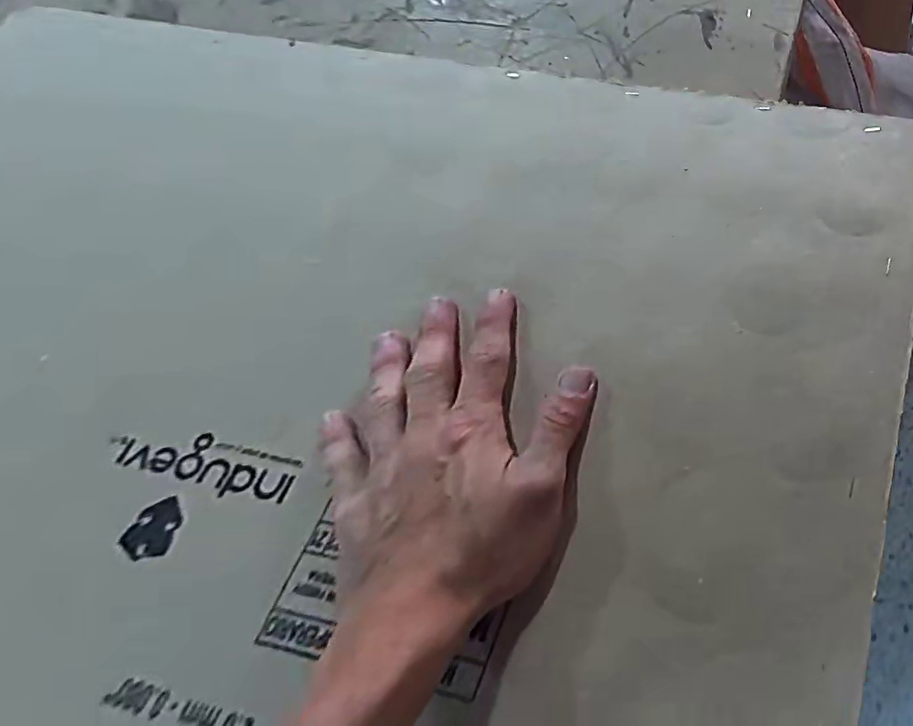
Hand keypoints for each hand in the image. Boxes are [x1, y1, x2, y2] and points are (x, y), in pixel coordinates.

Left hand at [318, 291, 598, 642]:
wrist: (410, 616)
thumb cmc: (488, 549)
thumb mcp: (542, 487)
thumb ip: (558, 427)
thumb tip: (580, 372)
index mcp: (472, 429)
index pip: (488, 365)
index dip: (495, 327)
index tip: (497, 295)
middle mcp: (425, 437)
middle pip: (430, 375)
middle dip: (436, 336)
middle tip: (435, 305)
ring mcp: (384, 470)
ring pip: (383, 406)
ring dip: (385, 369)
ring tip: (385, 338)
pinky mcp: (355, 506)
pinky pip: (342, 461)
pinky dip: (337, 436)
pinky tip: (332, 418)